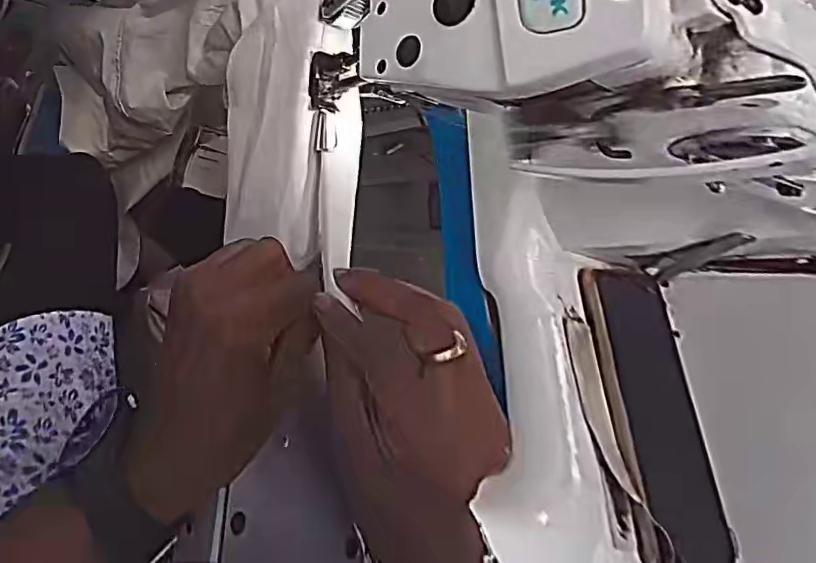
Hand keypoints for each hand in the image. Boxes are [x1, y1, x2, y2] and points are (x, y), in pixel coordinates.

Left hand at [122, 238, 315, 522]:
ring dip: (263, 273)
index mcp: (241, 318)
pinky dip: (239, 274)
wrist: (171, 449)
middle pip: (271, 253)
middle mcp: (213, 291)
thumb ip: (303, 333)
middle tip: (289, 313)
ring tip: (263, 312)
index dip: (312, 300)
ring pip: (247, 248)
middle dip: (287, 279)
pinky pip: (223, 259)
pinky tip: (241, 308)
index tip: (313, 315)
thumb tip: (315, 303)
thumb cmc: (223, 432)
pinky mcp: (182, 288)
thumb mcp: (282, 388)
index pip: (298, 281)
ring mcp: (193, 286)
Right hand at [314, 270, 509, 562]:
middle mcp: (458, 400)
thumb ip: (345, 382)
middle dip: (384, 288)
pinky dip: (428, 312)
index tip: (324, 303)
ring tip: (373, 289)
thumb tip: (334, 331)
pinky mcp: (490, 395)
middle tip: (350, 280)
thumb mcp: (356, 452)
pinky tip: (405, 312)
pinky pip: (458, 332)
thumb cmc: (409, 521)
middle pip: (425, 315)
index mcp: (417, 420)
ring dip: (407, 294)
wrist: (464, 551)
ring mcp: (480, 395)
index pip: (375, 344)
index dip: (343, 317)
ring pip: (447, 317)